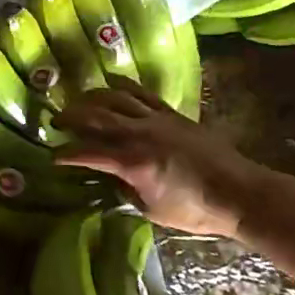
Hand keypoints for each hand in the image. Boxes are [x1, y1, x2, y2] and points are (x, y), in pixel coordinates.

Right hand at [52, 75, 270, 236]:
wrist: (240, 194)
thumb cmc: (195, 210)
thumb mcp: (151, 210)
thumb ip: (125, 190)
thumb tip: (110, 178)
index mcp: (132, 164)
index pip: (87, 153)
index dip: (65, 154)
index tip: (53, 156)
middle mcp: (139, 136)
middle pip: (95, 117)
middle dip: (70, 117)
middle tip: (56, 120)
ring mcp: (156, 121)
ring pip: (115, 99)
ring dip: (90, 98)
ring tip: (77, 101)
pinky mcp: (172, 114)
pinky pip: (141, 93)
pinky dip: (122, 86)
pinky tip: (109, 83)